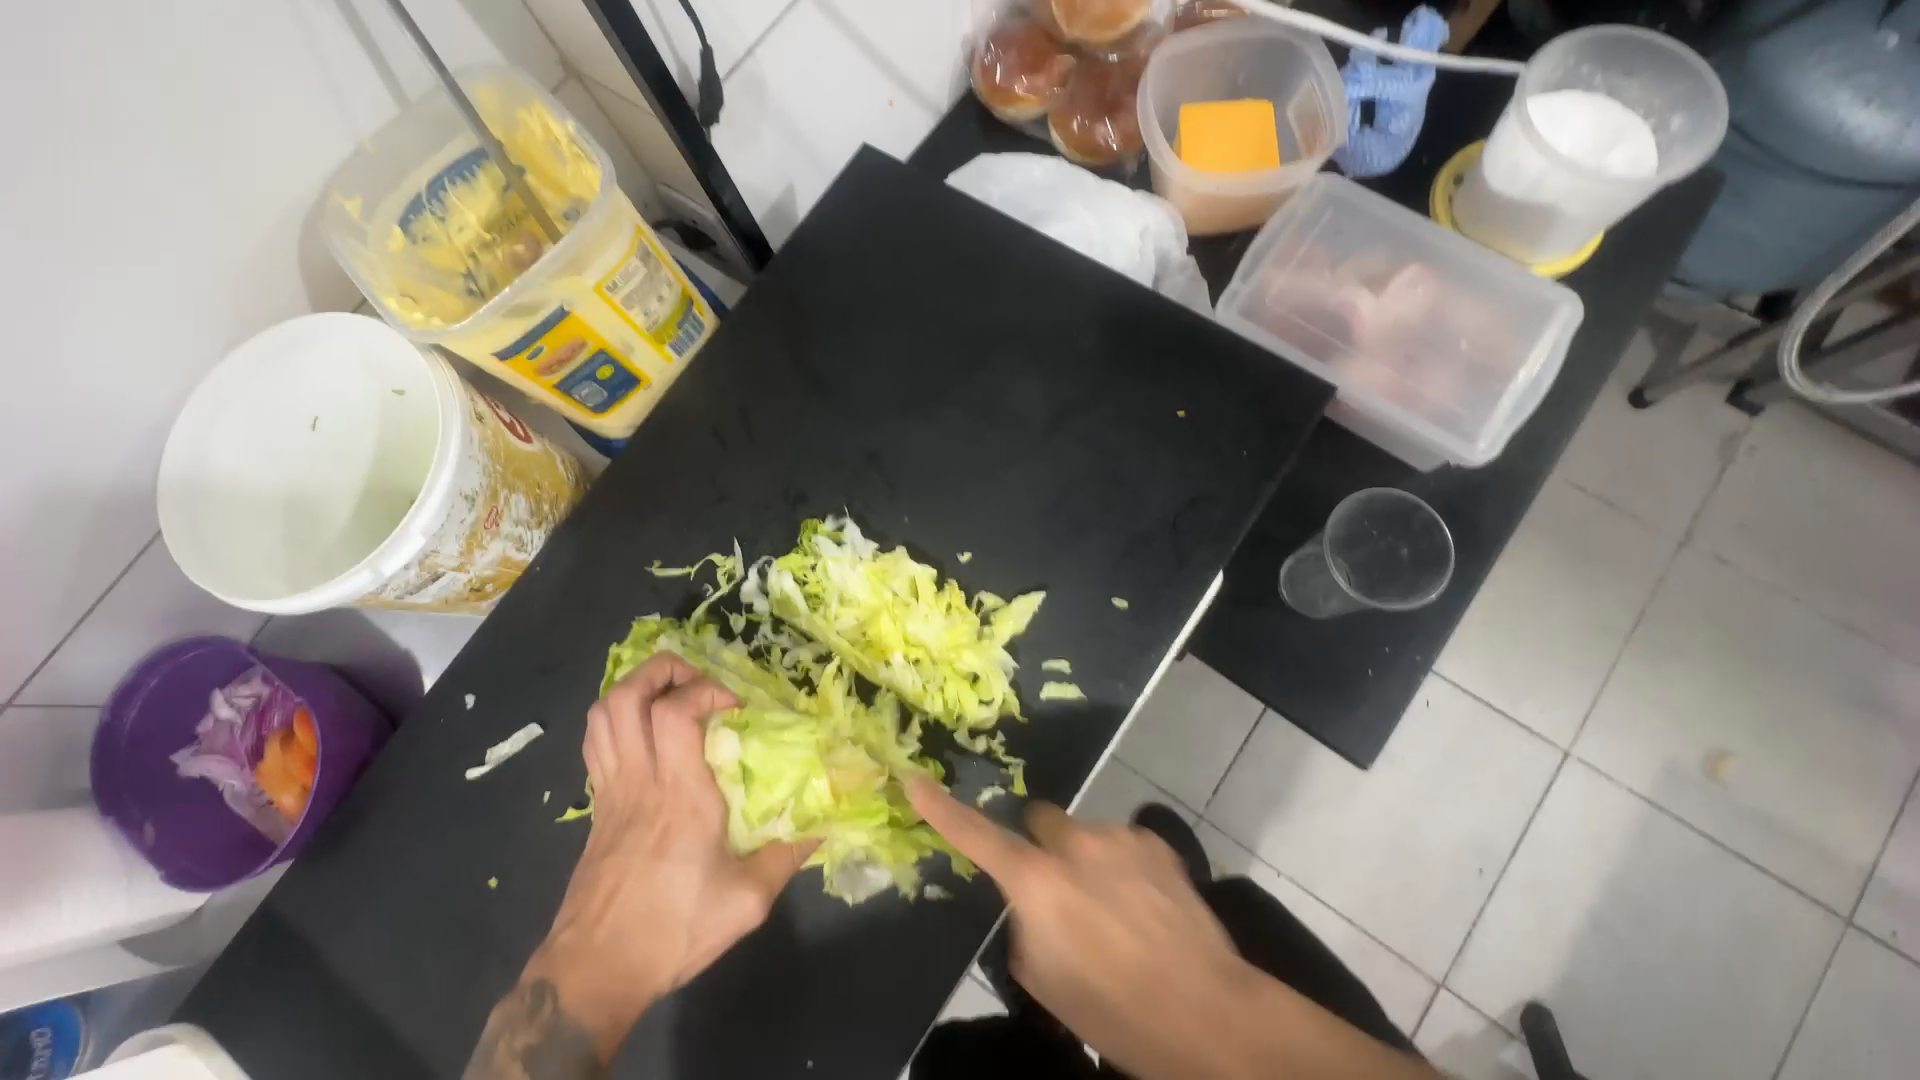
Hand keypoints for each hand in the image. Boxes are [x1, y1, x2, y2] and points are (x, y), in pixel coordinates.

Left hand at [465, 653, 814, 1078]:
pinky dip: (616, 717)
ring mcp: (611, 791)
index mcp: (681, 796)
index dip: (705, 690)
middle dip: (662, 671)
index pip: (674, 714)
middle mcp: (640, 781)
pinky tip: (643, 728)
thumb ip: (787, 855)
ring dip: (635, 687)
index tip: (737, 705)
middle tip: (698, 677)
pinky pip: (596, 742)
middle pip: (627, 697)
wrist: (594, 971)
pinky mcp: (596, 807)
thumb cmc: (673, 931)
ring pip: (603, 714)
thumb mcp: (747, 901)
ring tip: (672, 691)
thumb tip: (824, 822)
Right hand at [908, 778, 1438, 1079]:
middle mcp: (1074, 845)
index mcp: (1035, 882)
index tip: (914, 778)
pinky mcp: (1156, 844)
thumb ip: (1022, 924)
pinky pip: (1122, 845)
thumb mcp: (1040, 976)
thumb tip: (1029, 902)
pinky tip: (1146, 907)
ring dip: (1088, 861)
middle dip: (1042, 845)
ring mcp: (1120, 838)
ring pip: (1086, 836)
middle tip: (1061, 892)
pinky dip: (1123, 867)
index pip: (975, 835)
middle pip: (1041, 820)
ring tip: (1117, 912)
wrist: (1204, 1012)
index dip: (941, 808)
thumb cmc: (1110, 1009)